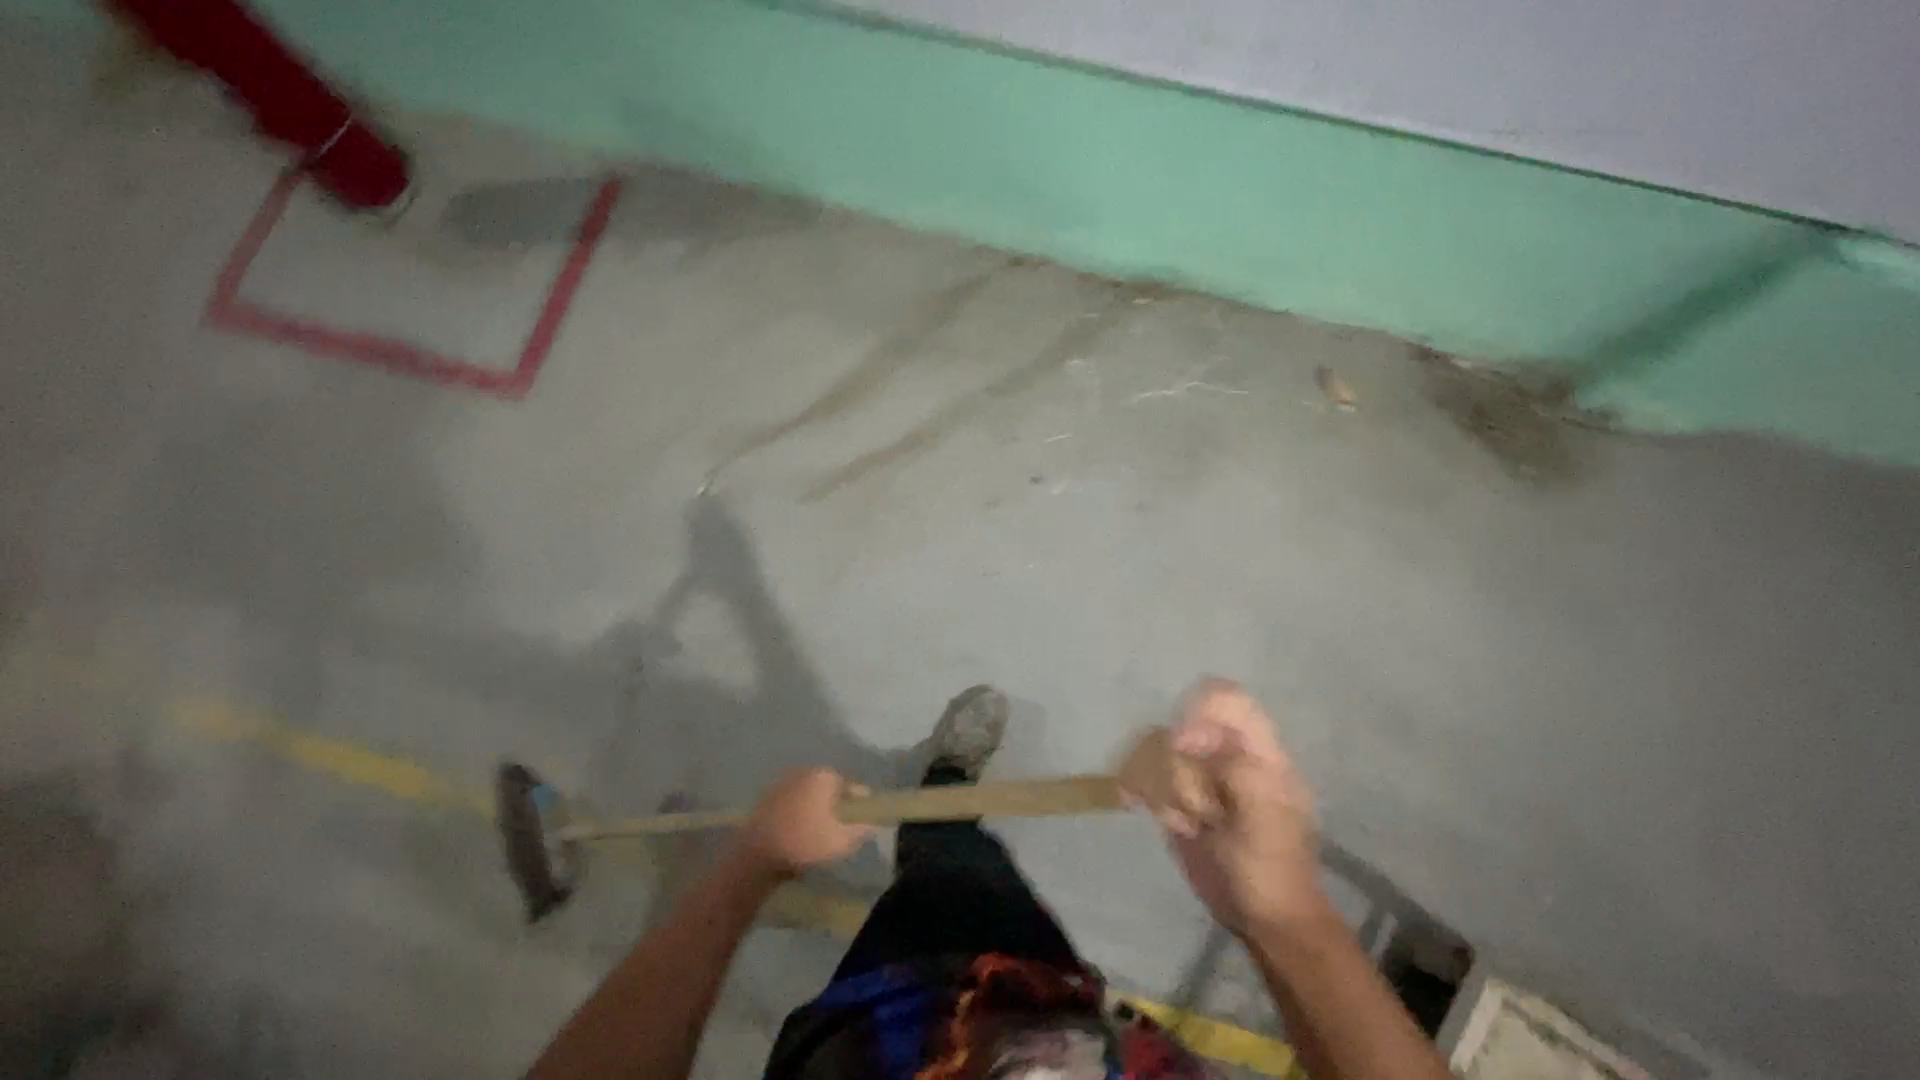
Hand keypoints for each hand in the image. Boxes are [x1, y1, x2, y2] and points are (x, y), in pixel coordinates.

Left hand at [737, 767, 873, 878]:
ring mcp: (783, 782)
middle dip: (838, 802)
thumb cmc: (805, 842)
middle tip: (843, 824)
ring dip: (817, 806)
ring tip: (822, 828)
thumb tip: (874, 824)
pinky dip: (800, 810)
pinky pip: (793, 801)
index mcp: (824, 776)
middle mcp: (804, 771)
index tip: (864, 816)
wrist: (756, 854)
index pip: (852, 786)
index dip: (860, 802)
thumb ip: (862, 830)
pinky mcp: (767, 797)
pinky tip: (801, 829)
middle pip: (830, 786)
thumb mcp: (842, 841)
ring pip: (810, 793)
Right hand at [1146, 678, 1330, 935]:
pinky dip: (1139, 788)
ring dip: (1160, 784)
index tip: (1184, 749)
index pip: (1225, 700)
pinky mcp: (1177, 797)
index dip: (1198, 715)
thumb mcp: (1265, 818)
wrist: (1266, 921)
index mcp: (1259, 751)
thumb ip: (1235, 767)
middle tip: (1199, 809)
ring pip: (1158, 749)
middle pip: (1182, 726)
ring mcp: (1200, 776)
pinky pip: (1145, 773)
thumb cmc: (1273, 869)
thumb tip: (1186, 737)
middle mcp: (1226, 754)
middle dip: (1178, 767)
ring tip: (1184, 822)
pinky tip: (1138, 806)